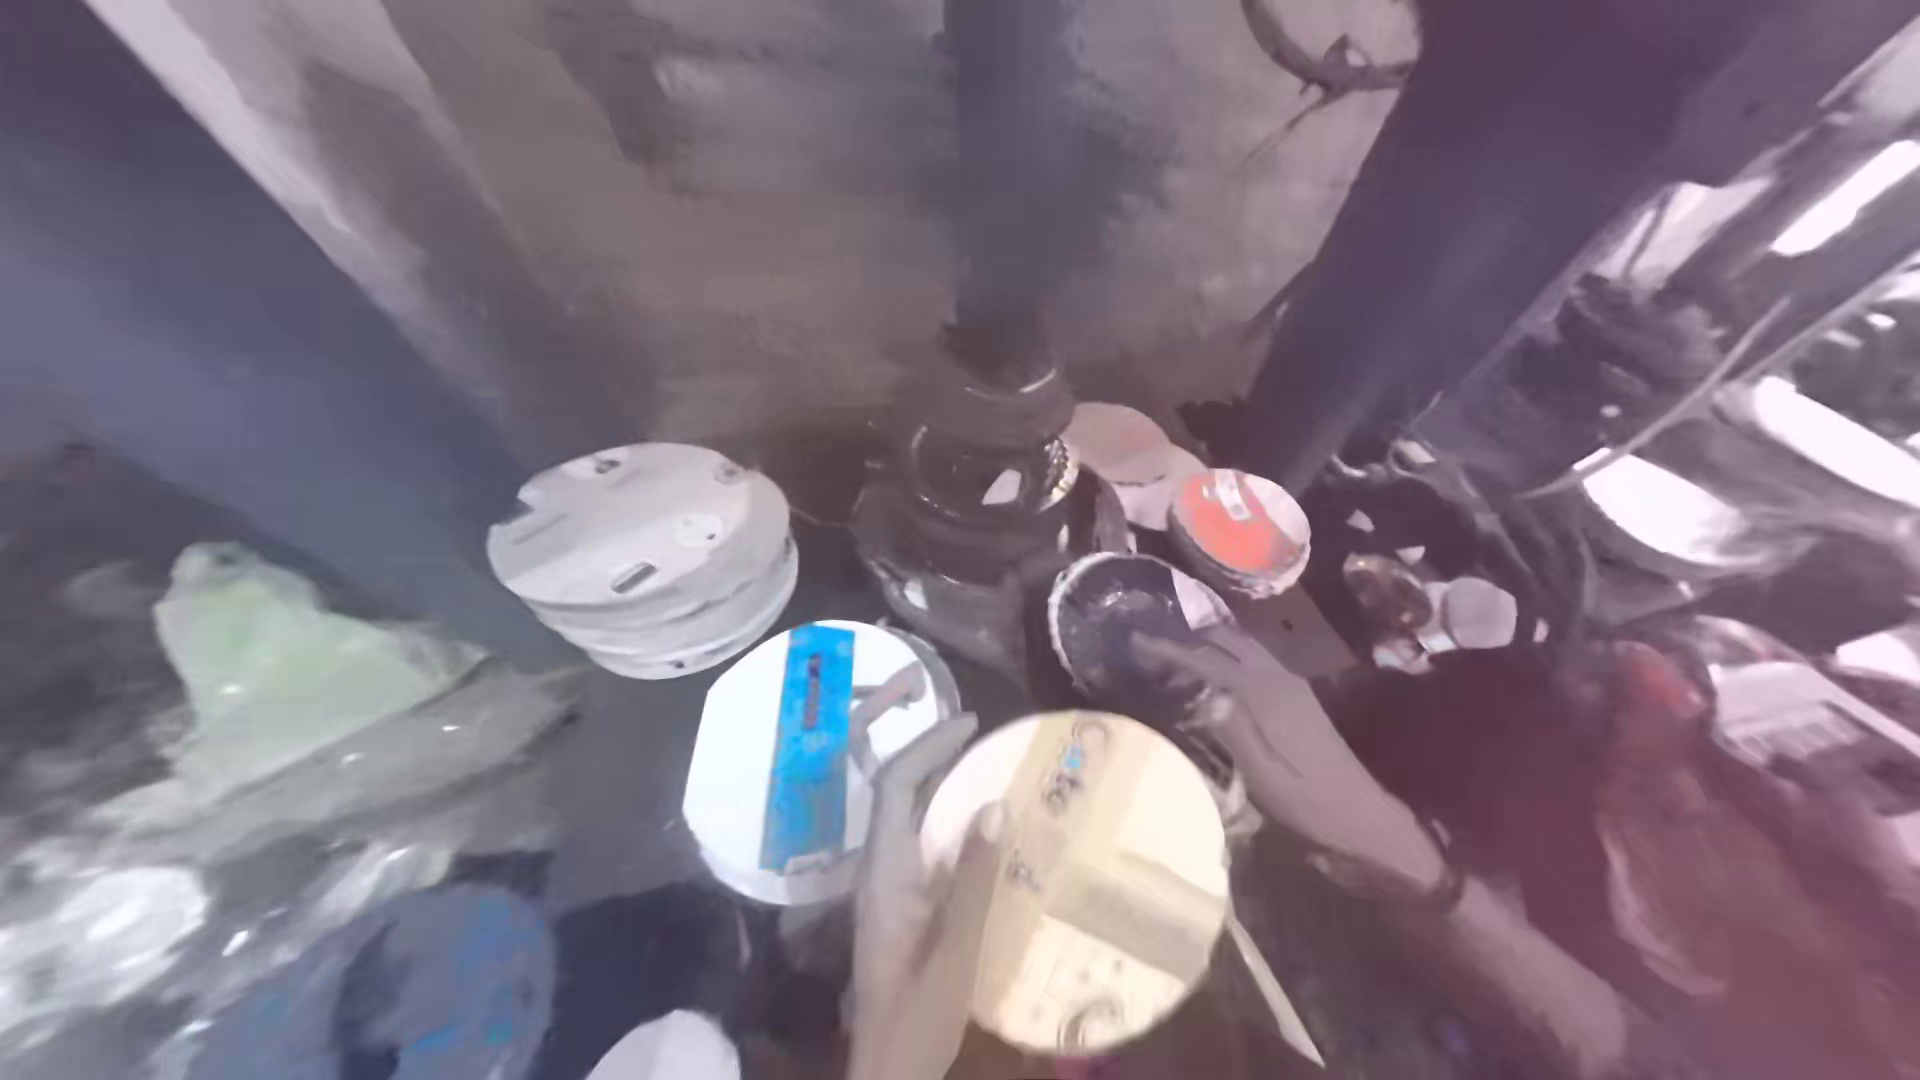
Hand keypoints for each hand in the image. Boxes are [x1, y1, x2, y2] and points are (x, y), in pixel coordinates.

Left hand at [849, 713, 998, 1079]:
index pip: (896, 783)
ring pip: (911, 815)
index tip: (968, 723)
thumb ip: (974, 879)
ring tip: (987, 768)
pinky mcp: (902, 902)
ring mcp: (889, 884)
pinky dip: (950, 820)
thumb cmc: (918, 1016)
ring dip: (943, 785)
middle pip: (900, 791)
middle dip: (936, 756)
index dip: (928, 745)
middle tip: (983, 740)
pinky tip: (983, 829)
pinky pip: (924, 842)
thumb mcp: (955, 949)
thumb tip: (994, 804)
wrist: (888, 1073)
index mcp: (884, 868)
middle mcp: (880, 865)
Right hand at [1133, 625, 1447, 892]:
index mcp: (1265, 695)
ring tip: (1173, 653)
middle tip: (1151, 646)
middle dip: (1187, 637)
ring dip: (1206, 642)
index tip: (1136, 642)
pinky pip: (1251, 656)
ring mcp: (1289, 682)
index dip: (1169, 649)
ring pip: (1241, 644)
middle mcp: (1277, 677)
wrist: (1362, 816)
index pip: (1207, 660)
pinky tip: (1210, 671)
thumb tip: (1203, 692)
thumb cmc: (1305, 802)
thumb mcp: (1263, 776)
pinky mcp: (1295, 692)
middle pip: (1226, 639)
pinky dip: (1224, 653)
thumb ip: (1232, 731)